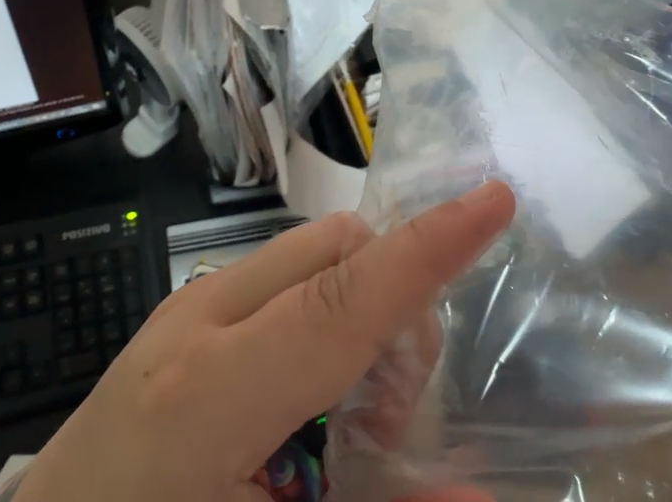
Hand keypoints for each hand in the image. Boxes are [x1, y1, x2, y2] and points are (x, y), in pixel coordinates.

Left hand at [11, 182, 516, 501]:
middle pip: (333, 249)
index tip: (495, 199)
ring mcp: (181, 313)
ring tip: (356, 413)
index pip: (344, 298)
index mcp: (212, 388)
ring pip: (307, 258)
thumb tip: (481, 493)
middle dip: (398, 298)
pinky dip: (320, 316)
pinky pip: (274, 284)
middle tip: (400, 408)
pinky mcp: (176, 322)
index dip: (428, 250)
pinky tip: (310, 398)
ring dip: (361, 308)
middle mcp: (197, 322)